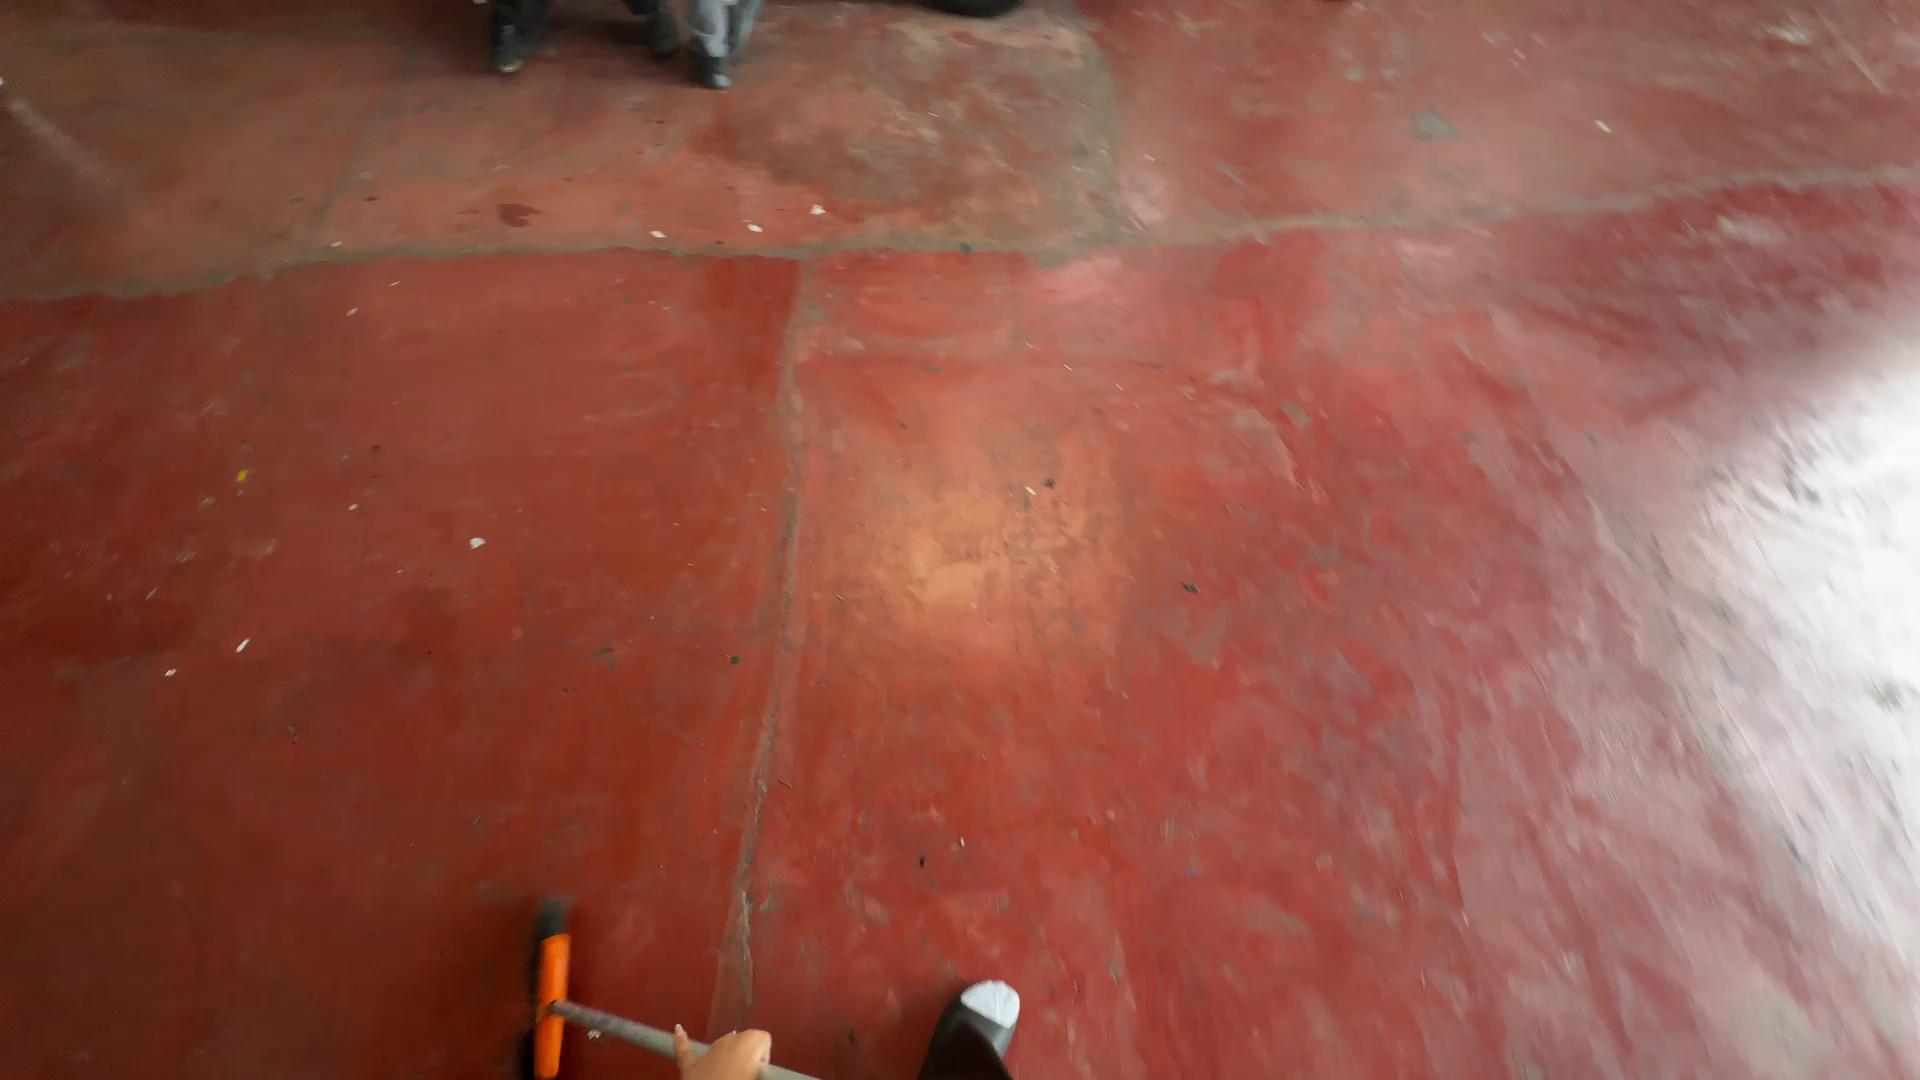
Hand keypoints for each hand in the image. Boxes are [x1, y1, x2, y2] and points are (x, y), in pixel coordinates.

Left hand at [673, 1024, 770, 1079]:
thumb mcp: (759, 1074)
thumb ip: (761, 1069)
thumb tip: (757, 1068)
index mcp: (750, 1040)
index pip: (764, 1041)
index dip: (763, 1059)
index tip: (758, 1073)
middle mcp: (730, 1039)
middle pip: (744, 1043)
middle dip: (746, 1058)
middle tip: (745, 1076)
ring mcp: (709, 1051)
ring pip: (723, 1048)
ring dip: (727, 1059)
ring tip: (729, 1076)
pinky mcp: (691, 1066)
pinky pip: (685, 1050)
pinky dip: (682, 1041)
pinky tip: (678, 1029)